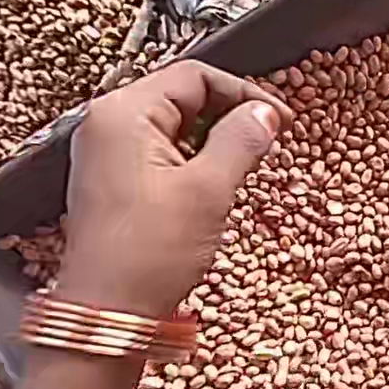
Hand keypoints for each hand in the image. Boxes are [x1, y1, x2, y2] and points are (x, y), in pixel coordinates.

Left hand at [55, 60, 286, 318]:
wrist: (107, 312)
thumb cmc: (154, 251)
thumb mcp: (208, 191)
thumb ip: (240, 142)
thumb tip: (266, 112)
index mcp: (125, 113)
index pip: (194, 76)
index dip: (245, 92)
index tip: (281, 121)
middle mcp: (108, 123)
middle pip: (182, 97)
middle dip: (230, 116)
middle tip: (268, 143)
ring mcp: (106, 154)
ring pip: (174, 128)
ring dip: (214, 141)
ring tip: (246, 167)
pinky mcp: (113, 182)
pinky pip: (161, 154)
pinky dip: (194, 161)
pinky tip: (214, 186)